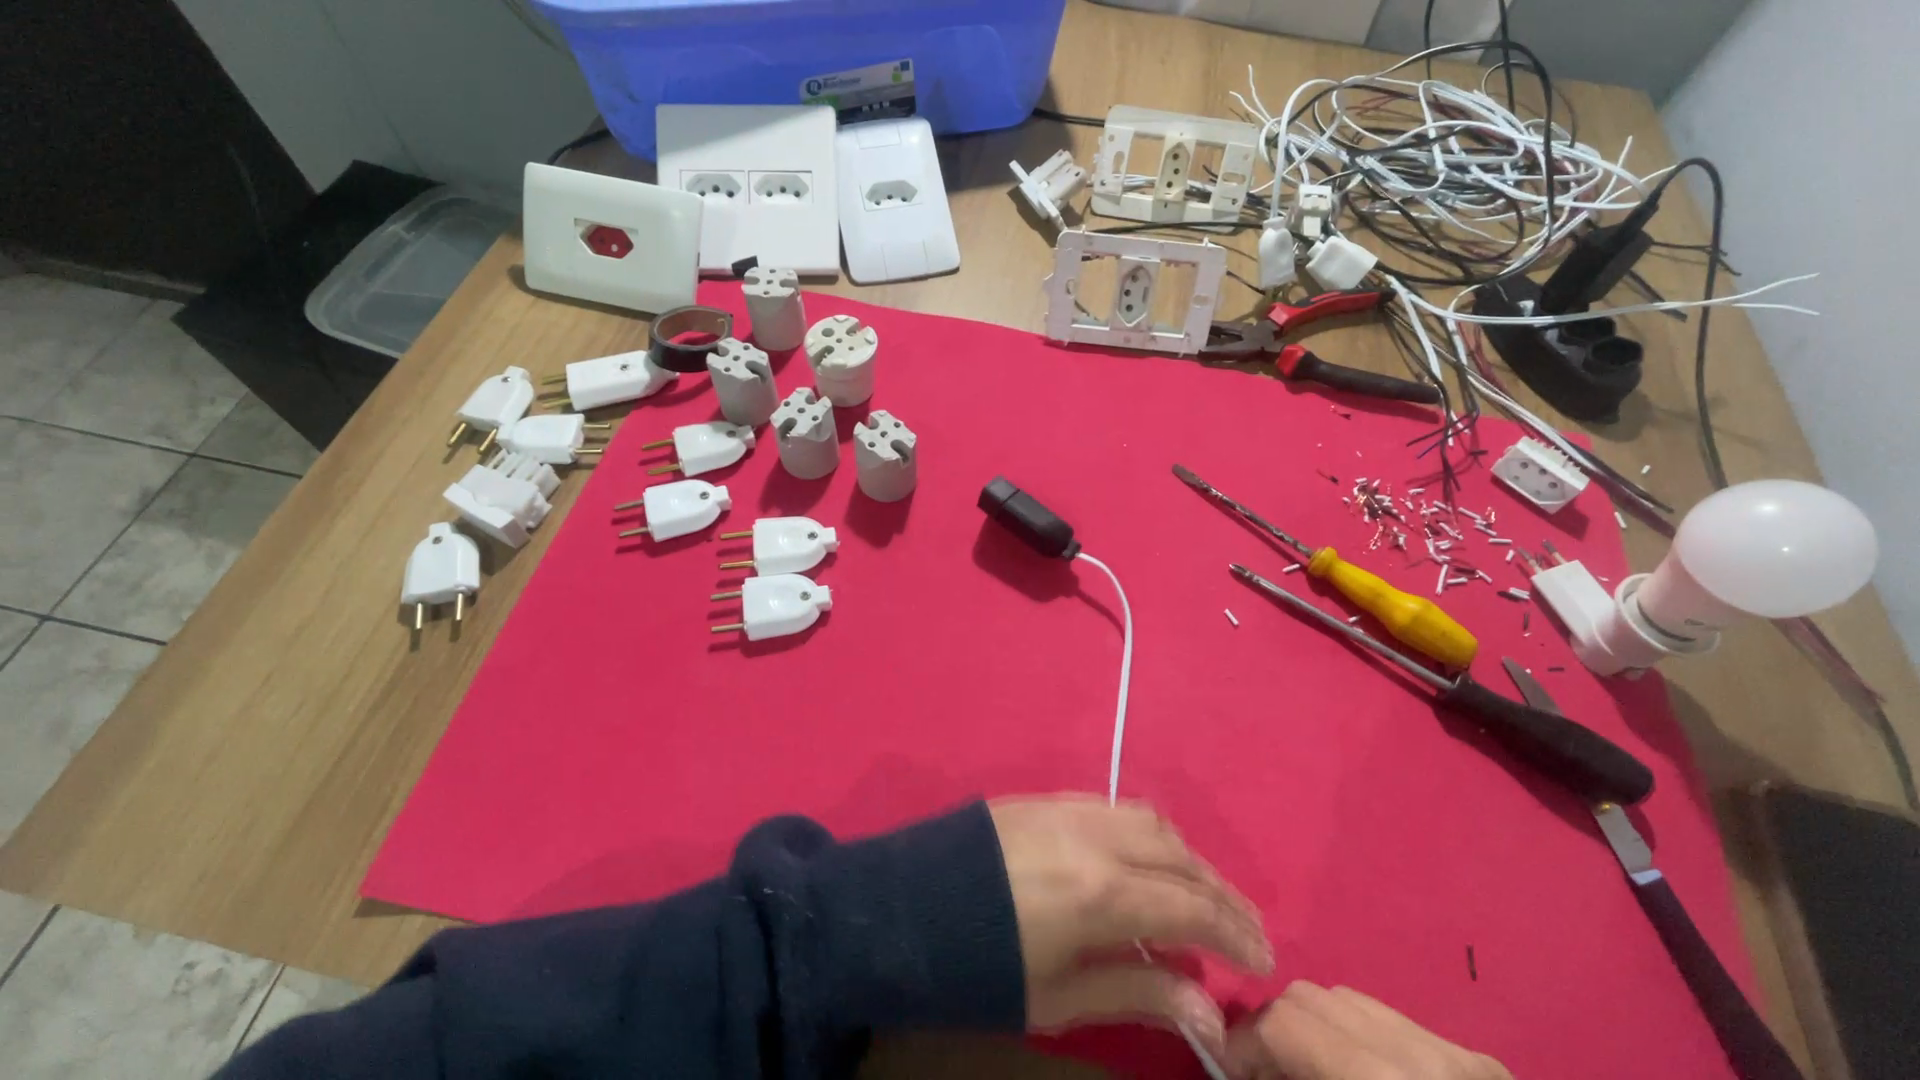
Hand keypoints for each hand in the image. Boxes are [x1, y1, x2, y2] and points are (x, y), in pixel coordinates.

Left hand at [988, 796, 1272, 1057]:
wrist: (890, 912)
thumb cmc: (974, 970)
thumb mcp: (1057, 998)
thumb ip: (1139, 996)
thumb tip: (1211, 1013)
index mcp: (1101, 892)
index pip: (1192, 909)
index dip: (1236, 937)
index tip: (1264, 962)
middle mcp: (1094, 836)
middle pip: (1180, 857)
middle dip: (1222, 894)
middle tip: (1247, 930)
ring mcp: (1065, 809)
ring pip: (1150, 821)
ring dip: (1187, 857)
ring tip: (1204, 896)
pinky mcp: (1040, 798)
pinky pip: (1112, 806)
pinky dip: (1146, 833)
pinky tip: (1147, 860)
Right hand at [1224, 981, 1510, 1079]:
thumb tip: (1242, 1074)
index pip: (1288, 1021)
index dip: (1242, 1045)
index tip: (1228, 1076)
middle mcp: (1431, 1059)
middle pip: (1313, 998)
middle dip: (1274, 1035)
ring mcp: (1465, 1057)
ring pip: (1351, 1001)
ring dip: (1314, 1034)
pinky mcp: (1484, 1065)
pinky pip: (1394, 1022)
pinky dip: (1357, 1043)